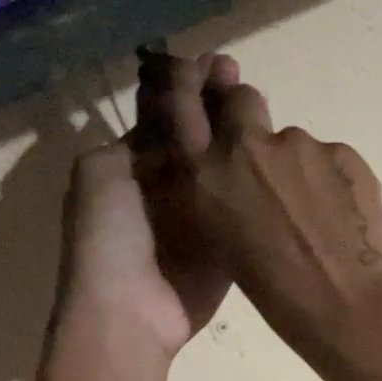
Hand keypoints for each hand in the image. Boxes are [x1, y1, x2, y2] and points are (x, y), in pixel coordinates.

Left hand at [55, 54, 239, 355]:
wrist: (130, 311)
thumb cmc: (108, 238)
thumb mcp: (105, 172)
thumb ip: (143, 140)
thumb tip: (181, 119)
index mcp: (132, 161)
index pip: (166, 113)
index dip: (189, 86)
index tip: (220, 67)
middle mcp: (168, 184)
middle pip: (199, 138)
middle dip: (219, 109)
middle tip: (247, 85)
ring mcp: (200, 217)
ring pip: (224, 171)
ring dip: (242, 144)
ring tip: (266, 119)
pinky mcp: (227, 247)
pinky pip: (243, 212)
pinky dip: (257, 190)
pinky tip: (275, 166)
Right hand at [183, 73, 381, 375]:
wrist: (348, 308)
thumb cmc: (280, 297)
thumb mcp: (227, 246)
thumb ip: (224, 199)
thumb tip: (239, 183)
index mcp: (205, 175)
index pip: (187, 108)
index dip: (205, 111)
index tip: (217, 122)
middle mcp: (246, 147)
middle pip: (243, 102)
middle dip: (254, 124)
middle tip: (275, 172)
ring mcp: (299, 145)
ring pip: (296, 144)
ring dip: (303, 169)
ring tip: (320, 220)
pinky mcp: (344, 153)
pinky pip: (334, 161)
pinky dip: (338, 184)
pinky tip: (347, 223)